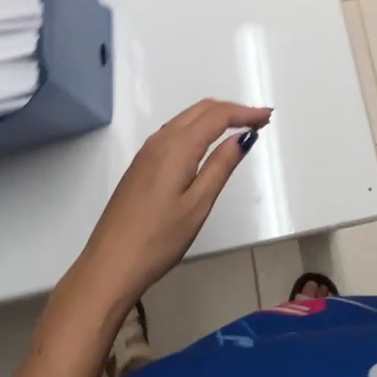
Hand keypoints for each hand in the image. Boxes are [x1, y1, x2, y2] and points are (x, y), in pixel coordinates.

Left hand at [72, 99, 272, 306]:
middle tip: (258, 120)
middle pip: (201, 110)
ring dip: (214, 117)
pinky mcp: (141, 165)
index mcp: (177, 146)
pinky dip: (197, 128)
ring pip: (186, 119)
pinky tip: (206, 144)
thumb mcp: (198, 205)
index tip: (267, 117)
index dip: (244, 112)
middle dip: (231, 110)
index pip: (217, 116)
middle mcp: (160, 140)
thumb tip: (242, 137)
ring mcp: (147, 152)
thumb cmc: (158, 239)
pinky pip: (174, 132)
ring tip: (239, 128)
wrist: (109, 265)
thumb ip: (220, 166)